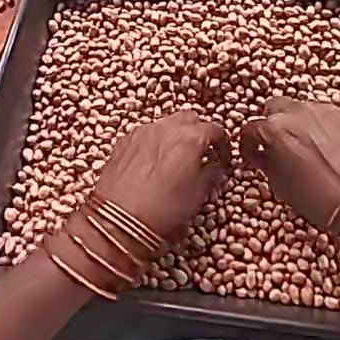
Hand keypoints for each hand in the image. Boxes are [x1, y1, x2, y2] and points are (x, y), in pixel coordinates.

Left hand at [88, 110, 228, 242]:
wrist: (118, 221)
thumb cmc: (160, 211)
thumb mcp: (196, 196)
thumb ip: (210, 175)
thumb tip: (215, 168)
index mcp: (189, 138)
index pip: (214, 130)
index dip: (222, 143)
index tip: (222, 156)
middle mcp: (165, 128)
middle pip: (190, 119)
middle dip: (198, 133)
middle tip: (201, 153)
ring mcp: (142, 132)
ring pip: (166, 123)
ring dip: (175, 135)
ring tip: (177, 158)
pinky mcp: (124, 141)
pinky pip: (146, 133)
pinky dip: (155, 141)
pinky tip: (154, 161)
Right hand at [240, 97, 339, 265]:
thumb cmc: (320, 197)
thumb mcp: (280, 183)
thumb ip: (265, 161)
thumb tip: (259, 155)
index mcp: (274, 129)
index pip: (250, 129)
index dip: (248, 144)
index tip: (252, 154)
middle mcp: (297, 111)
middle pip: (274, 108)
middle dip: (272, 124)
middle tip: (277, 145)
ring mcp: (324, 109)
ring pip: (301, 109)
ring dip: (298, 123)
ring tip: (306, 147)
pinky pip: (327, 115)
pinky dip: (324, 126)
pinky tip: (329, 147)